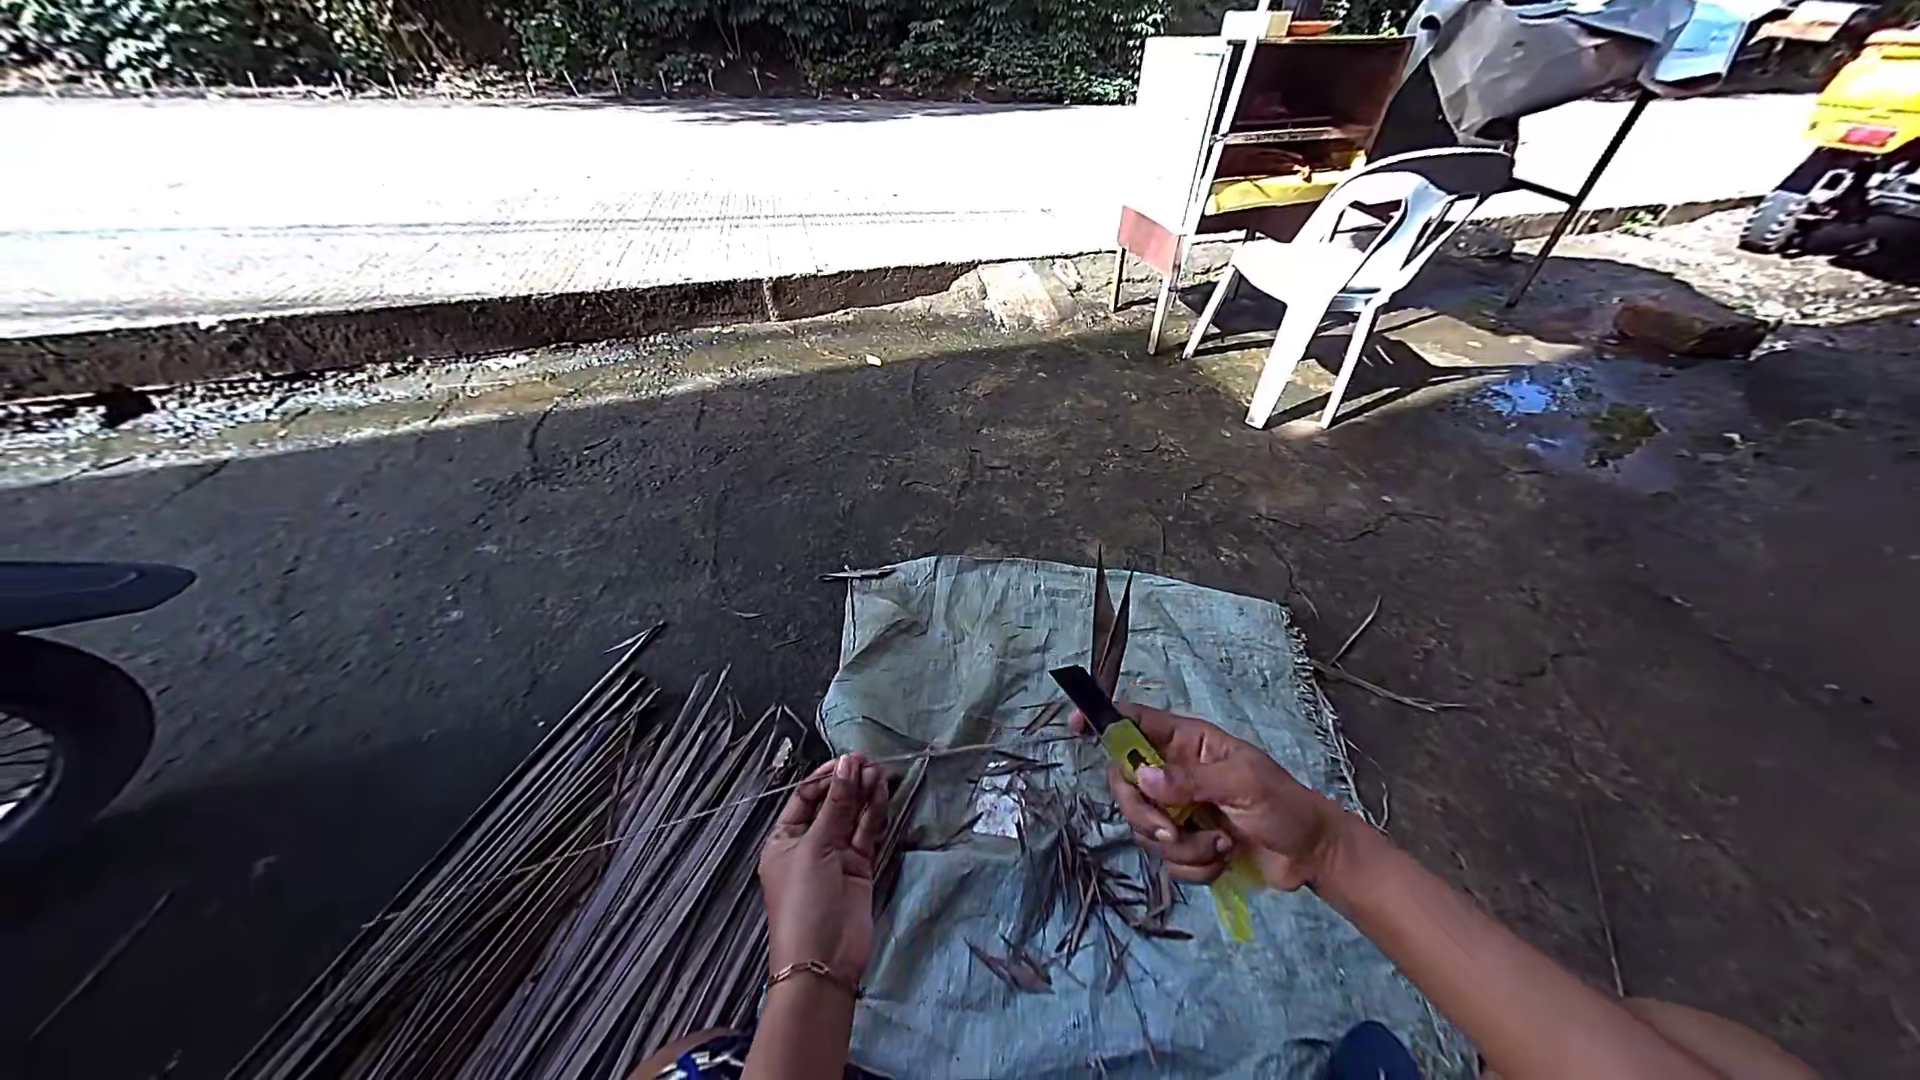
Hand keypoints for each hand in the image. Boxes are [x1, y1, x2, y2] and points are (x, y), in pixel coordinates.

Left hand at [759, 753, 889, 981]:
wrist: (824, 960)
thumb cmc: (805, 900)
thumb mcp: (815, 847)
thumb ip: (837, 804)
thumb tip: (848, 764)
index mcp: (784, 838)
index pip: (806, 797)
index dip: (826, 777)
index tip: (847, 761)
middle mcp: (809, 842)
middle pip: (831, 803)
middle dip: (848, 782)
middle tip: (869, 763)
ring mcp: (836, 854)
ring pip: (852, 814)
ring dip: (864, 793)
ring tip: (879, 772)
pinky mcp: (859, 865)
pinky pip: (866, 831)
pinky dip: (874, 811)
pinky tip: (881, 792)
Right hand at [1075, 703, 1350, 889]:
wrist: (1310, 855)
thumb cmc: (1283, 803)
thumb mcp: (1243, 782)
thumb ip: (1191, 779)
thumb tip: (1142, 777)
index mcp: (1184, 742)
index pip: (1133, 722)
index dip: (1103, 720)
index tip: (1075, 725)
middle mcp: (1171, 772)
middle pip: (1125, 784)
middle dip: (1144, 813)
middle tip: (1170, 829)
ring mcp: (1175, 809)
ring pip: (1142, 826)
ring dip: (1180, 845)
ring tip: (1219, 845)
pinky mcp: (1184, 844)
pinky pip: (1164, 859)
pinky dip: (1192, 866)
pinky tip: (1222, 859)